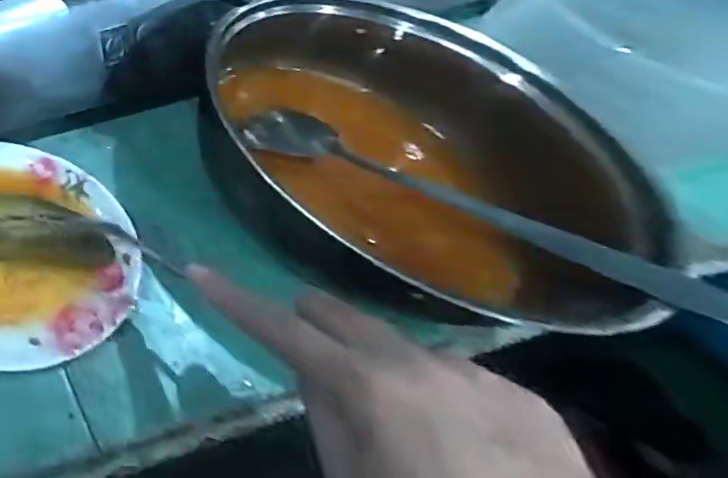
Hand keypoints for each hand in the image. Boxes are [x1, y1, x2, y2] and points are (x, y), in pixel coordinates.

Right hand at [188, 265, 590, 477]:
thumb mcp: (351, 477)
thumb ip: (325, 414)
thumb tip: (315, 374)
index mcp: (363, 384)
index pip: (278, 325)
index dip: (233, 298)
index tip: (197, 270)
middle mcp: (415, 362)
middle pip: (336, 312)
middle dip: (312, 325)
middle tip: (313, 359)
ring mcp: (477, 376)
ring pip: (399, 344)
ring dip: (385, 365)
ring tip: (414, 423)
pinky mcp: (529, 399)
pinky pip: (463, 376)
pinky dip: (446, 394)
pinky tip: (472, 442)